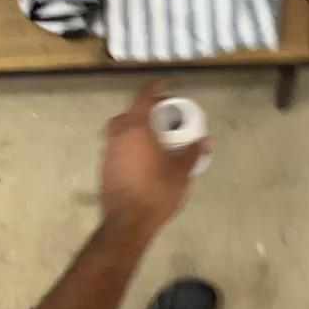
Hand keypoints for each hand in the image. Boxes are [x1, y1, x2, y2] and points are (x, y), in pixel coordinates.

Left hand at [101, 82, 207, 231]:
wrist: (126, 223)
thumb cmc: (156, 193)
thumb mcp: (181, 173)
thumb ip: (191, 153)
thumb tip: (204, 141)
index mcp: (136, 128)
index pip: (143, 96)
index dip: (155, 87)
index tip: (166, 85)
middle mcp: (118, 134)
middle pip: (130, 111)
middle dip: (147, 108)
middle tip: (164, 114)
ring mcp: (108, 150)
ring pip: (121, 128)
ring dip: (137, 125)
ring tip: (155, 135)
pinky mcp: (104, 165)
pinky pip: (117, 144)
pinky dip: (130, 141)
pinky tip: (144, 154)